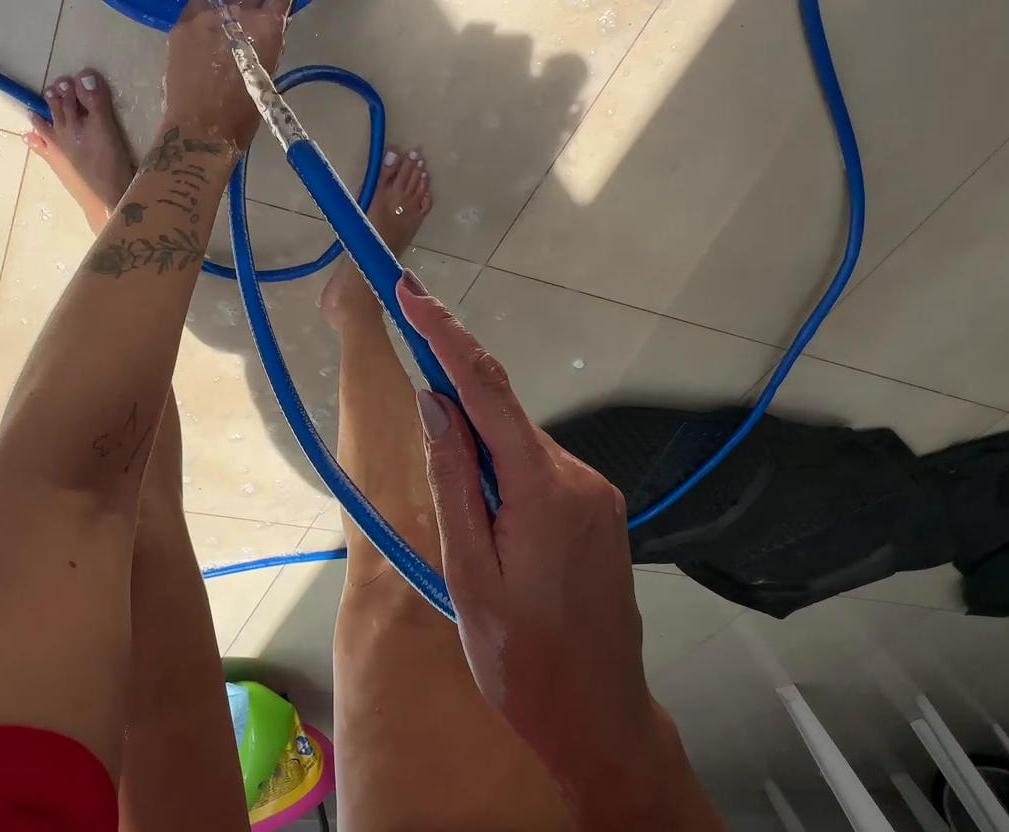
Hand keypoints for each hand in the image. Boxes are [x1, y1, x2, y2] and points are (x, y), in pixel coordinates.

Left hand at [162, 0, 313, 148]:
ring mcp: (206, 14)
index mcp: (267, 27)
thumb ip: (270, 42)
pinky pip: (199, 1)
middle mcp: (238, 11)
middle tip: (263, 1)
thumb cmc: (243, 113)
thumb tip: (268, 26)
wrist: (200, 128)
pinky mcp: (182, 23)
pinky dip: (209, 4)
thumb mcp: (269, 73)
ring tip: (234, 8)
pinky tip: (209, 17)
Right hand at [395, 274, 721, 830]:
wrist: (596, 716)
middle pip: (500, 418)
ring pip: (515, 447)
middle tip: (430, 476)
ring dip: (478, 466)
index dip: (445, 334)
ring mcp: (593, 492)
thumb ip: (452, 479)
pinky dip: (501, 480)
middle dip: (455, 423)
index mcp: (544, 489)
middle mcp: (577, 477)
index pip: (486, 389)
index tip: (412, 291)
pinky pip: (534, 470)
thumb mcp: (467, 570)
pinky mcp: (595, 508)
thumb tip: (434, 402)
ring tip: (470, 544)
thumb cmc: (520, 655)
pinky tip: (493, 537)